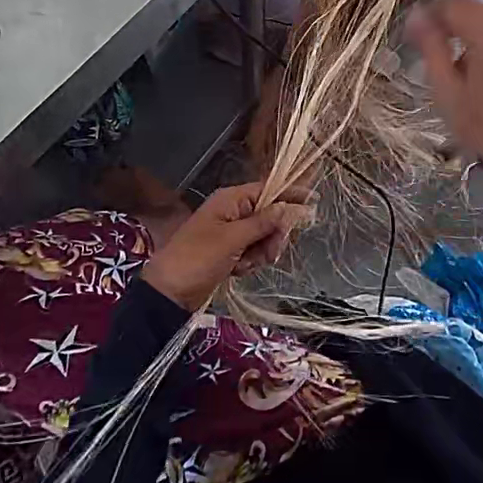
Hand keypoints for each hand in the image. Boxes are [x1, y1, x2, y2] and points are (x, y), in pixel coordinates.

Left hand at [142, 182, 312, 309]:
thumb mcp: (232, 239)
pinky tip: (237, 270)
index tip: (314, 200)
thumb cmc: (197, 258)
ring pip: (264, 237)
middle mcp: (233, 211)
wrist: (169, 292)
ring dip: (260, 252)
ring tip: (245, 264)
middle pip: (270, 215)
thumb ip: (262, 222)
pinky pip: (254, 252)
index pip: (268, 189)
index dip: (290, 195)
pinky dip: (250, 262)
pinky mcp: (230, 252)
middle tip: (270, 252)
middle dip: (272, 235)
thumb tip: (288, 206)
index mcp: (230, 199)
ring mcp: (232, 233)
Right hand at [405, 0, 482, 162]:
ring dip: (454, 17)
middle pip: (466, 1)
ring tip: (434, 39)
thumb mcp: (443, 86)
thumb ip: (430, 45)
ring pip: (477, 7)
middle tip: (419, 33)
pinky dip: (469, 23)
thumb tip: (414, 15)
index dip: (428, 12)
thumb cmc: (473, 119)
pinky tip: (455, 42)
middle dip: (441, 13)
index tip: (410, 28)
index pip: (453, 5)